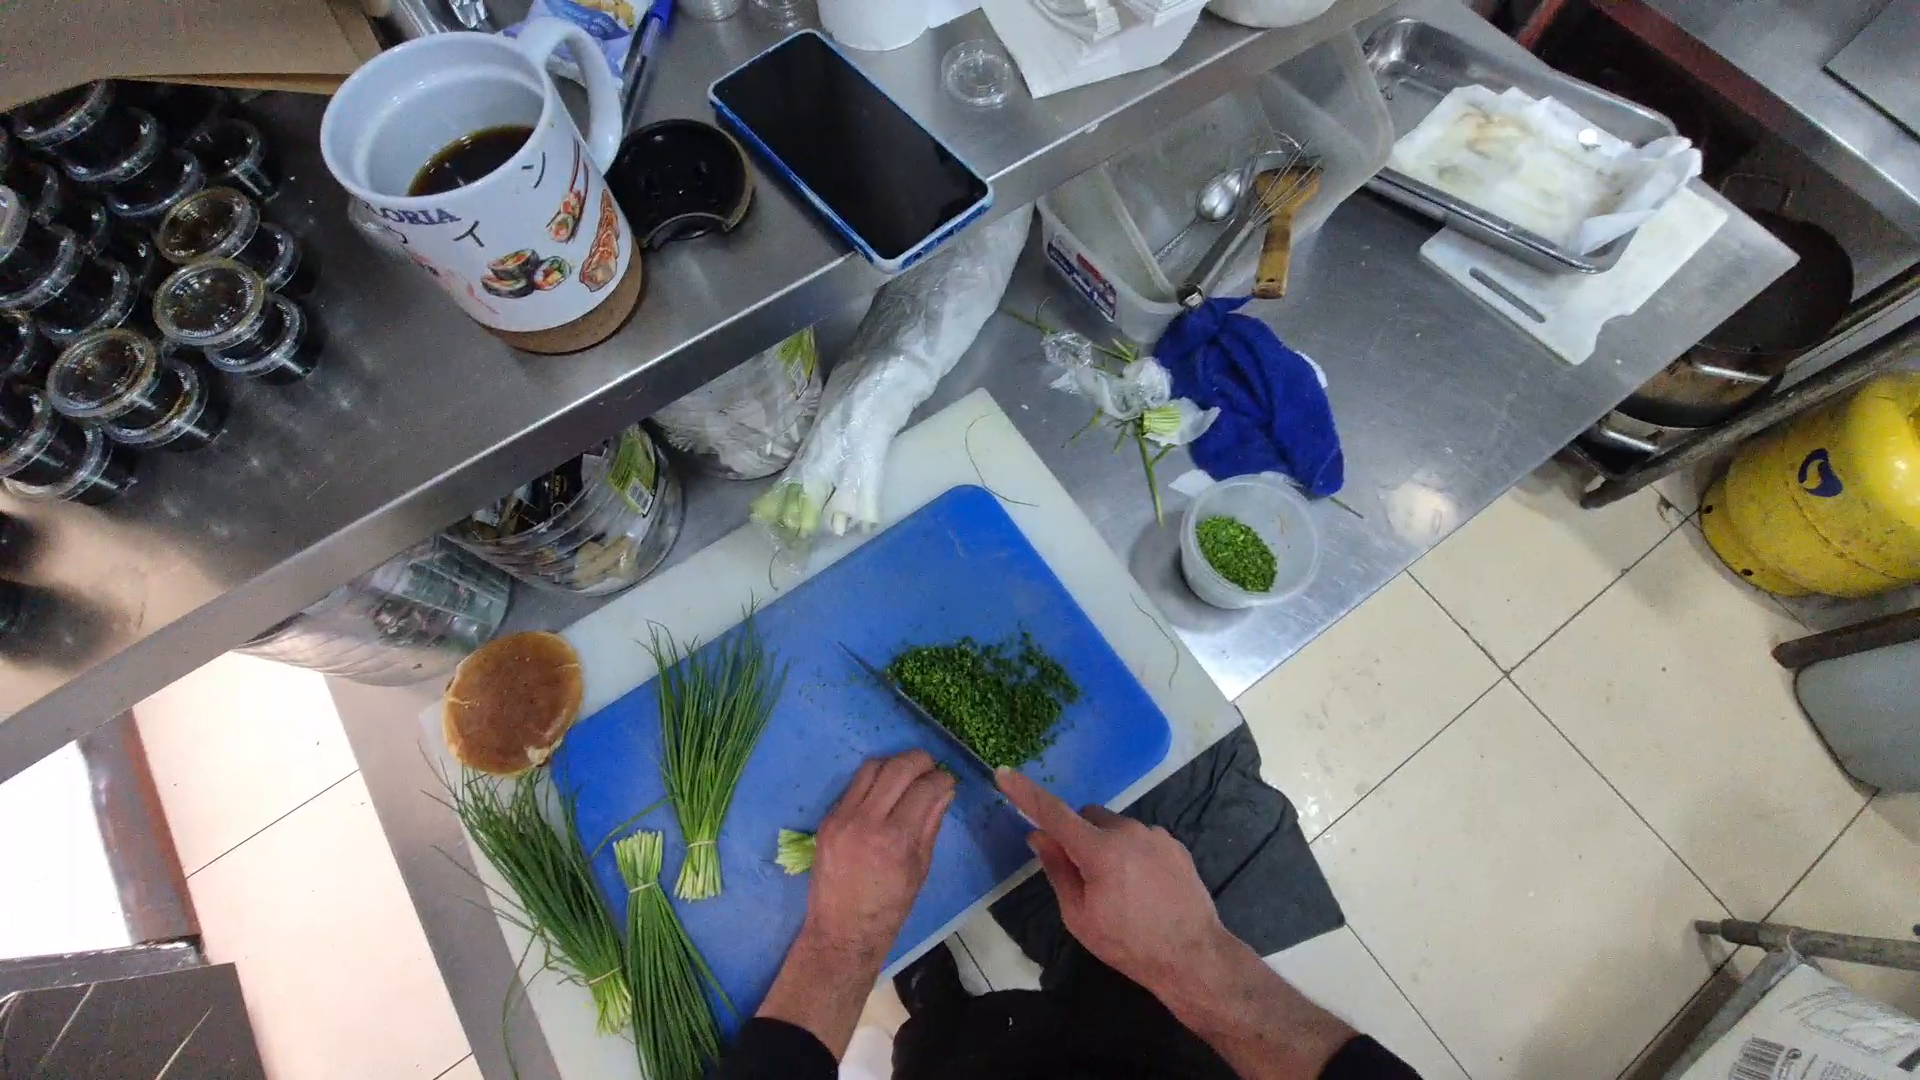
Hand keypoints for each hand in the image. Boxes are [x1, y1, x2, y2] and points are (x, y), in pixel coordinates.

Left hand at [759, 751, 953, 1056]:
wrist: (842, 933)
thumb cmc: (889, 908)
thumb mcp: (920, 867)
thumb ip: (932, 822)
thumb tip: (946, 789)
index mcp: (895, 839)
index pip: (924, 788)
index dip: (942, 778)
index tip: (949, 779)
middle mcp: (867, 821)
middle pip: (897, 768)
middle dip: (920, 760)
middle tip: (932, 766)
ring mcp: (843, 818)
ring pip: (872, 767)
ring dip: (895, 764)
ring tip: (909, 773)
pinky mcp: (828, 820)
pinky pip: (854, 786)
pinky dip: (874, 780)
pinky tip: (886, 789)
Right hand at [997, 767, 1240, 1004]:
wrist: (1196, 958)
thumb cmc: (1130, 945)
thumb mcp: (1080, 918)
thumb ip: (1057, 870)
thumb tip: (1039, 836)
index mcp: (1099, 850)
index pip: (1053, 813)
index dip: (1025, 793)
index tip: (1004, 773)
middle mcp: (1126, 830)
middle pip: (1086, 817)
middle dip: (1078, 836)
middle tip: (1084, 875)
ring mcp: (1154, 834)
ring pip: (1114, 827)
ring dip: (1107, 845)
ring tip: (1122, 889)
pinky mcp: (1173, 843)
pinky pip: (1140, 837)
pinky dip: (1132, 852)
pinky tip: (1144, 887)